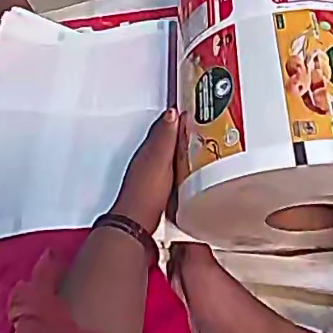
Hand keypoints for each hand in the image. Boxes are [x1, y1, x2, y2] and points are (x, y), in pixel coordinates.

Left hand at [110, 108, 184, 231]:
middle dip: (178, 131)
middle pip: (164, 139)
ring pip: (166, 154)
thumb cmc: (146, 192)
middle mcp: (148, 159)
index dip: (175, 117)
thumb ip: (165, 137)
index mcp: (149, 149)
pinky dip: (178, 164)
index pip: (163, 125)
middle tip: (195, 125)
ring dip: (178, 148)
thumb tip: (171, 113)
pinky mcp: (157, 188)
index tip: (189, 111)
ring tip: (195, 145)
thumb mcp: (160, 160)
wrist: (138, 222)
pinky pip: (170, 168)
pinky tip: (186, 169)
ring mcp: (151, 174)